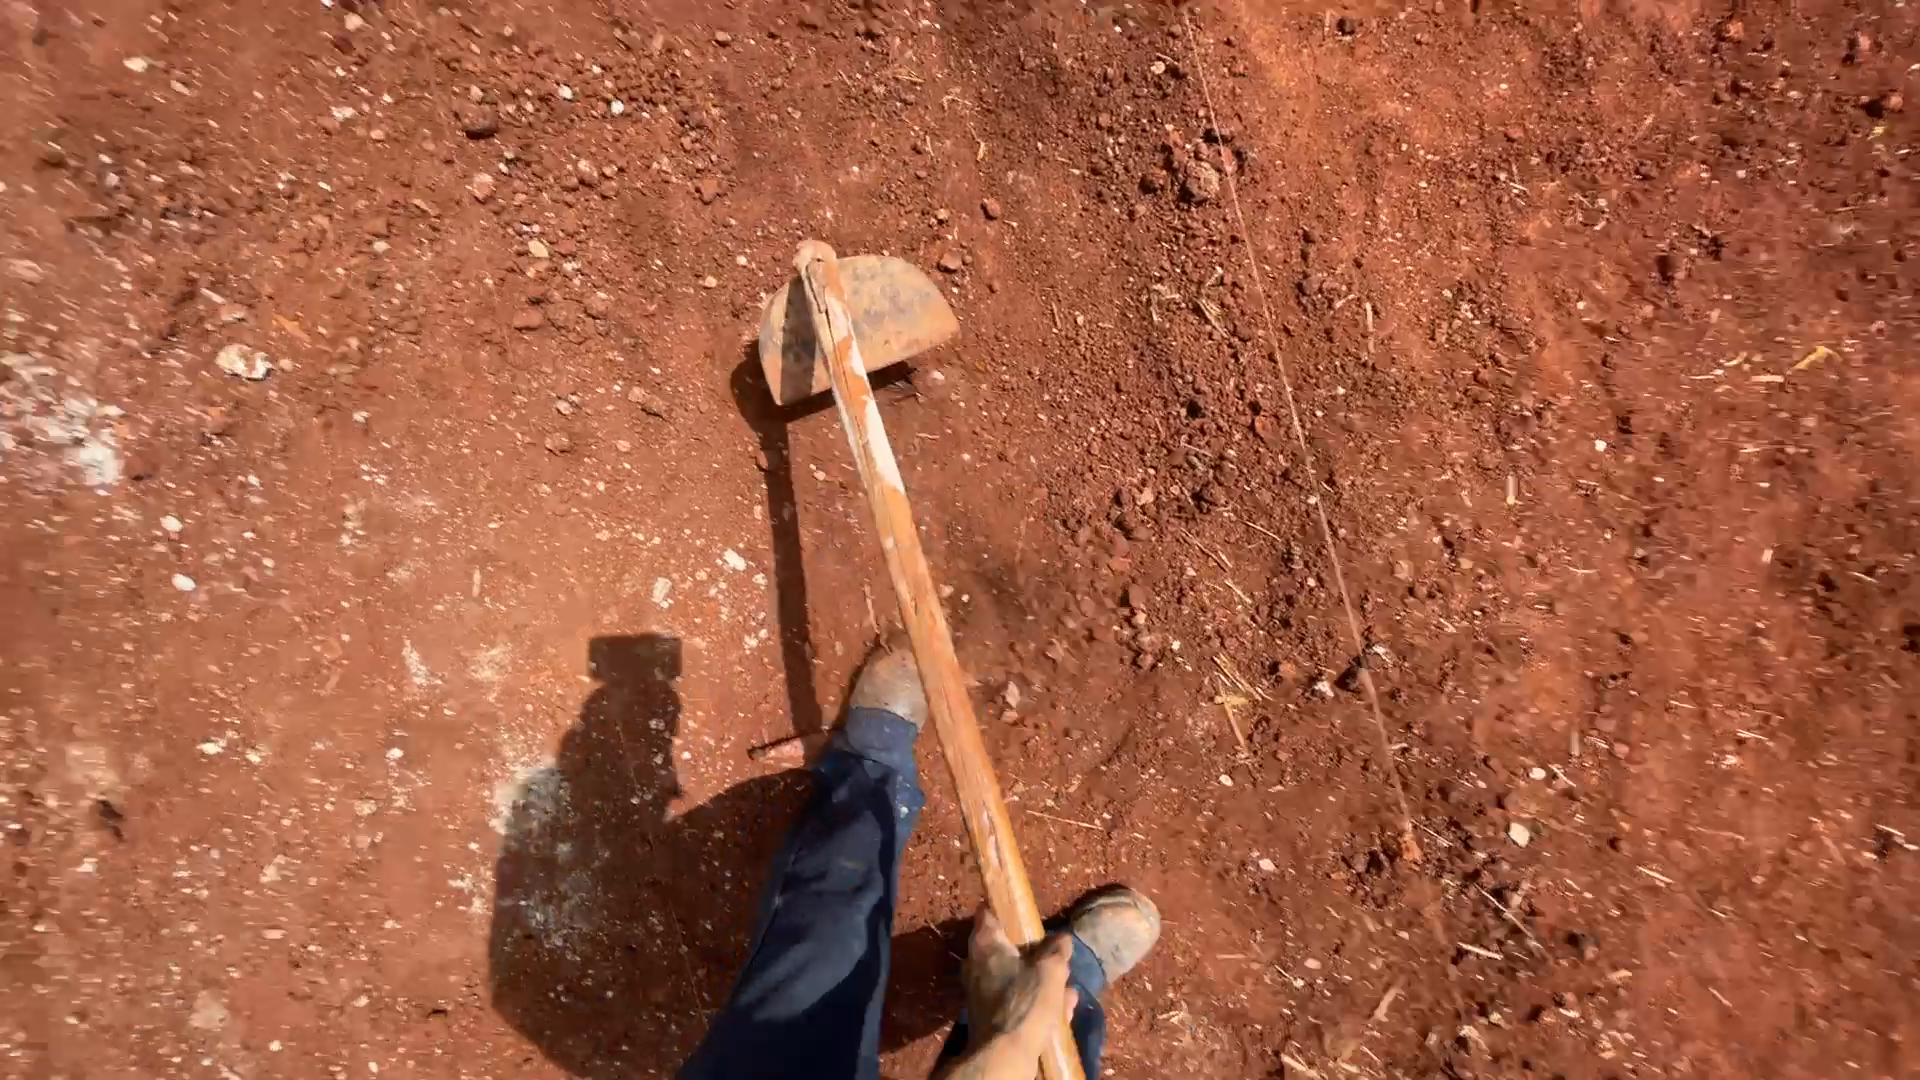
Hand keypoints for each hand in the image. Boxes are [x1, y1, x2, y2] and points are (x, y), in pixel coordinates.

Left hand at [931, 907, 1078, 1079]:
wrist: (1003, 1056)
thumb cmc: (1025, 1002)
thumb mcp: (1051, 970)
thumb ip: (1057, 950)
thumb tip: (1062, 938)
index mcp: (985, 942)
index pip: (988, 912)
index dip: (1006, 911)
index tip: (1025, 917)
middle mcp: (975, 962)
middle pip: (1005, 947)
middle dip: (1033, 954)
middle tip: (1055, 960)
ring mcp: (978, 990)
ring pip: (1012, 976)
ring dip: (1038, 981)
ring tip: (1065, 991)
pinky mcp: (986, 1015)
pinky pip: (1013, 999)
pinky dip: (1032, 1002)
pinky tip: (1059, 1011)